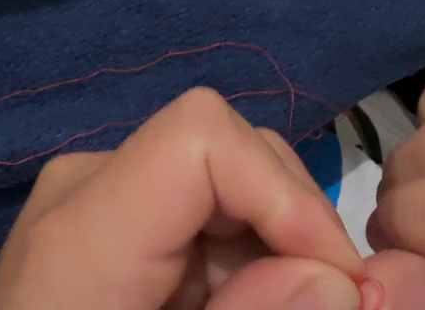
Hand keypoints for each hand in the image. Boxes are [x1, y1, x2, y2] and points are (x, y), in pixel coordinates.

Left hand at [0, 87, 367, 309]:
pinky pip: (195, 203)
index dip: (286, 193)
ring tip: (284, 305)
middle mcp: (85, 186)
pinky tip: (239, 300)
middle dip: (294, 221)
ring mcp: (92, 196)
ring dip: (276, 240)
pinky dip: (243, 251)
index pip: (200, 133)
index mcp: (83, 231)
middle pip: (221, 145)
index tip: (342, 282)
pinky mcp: (105, 219)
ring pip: (220, 172)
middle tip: (334, 306)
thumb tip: (339, 282)